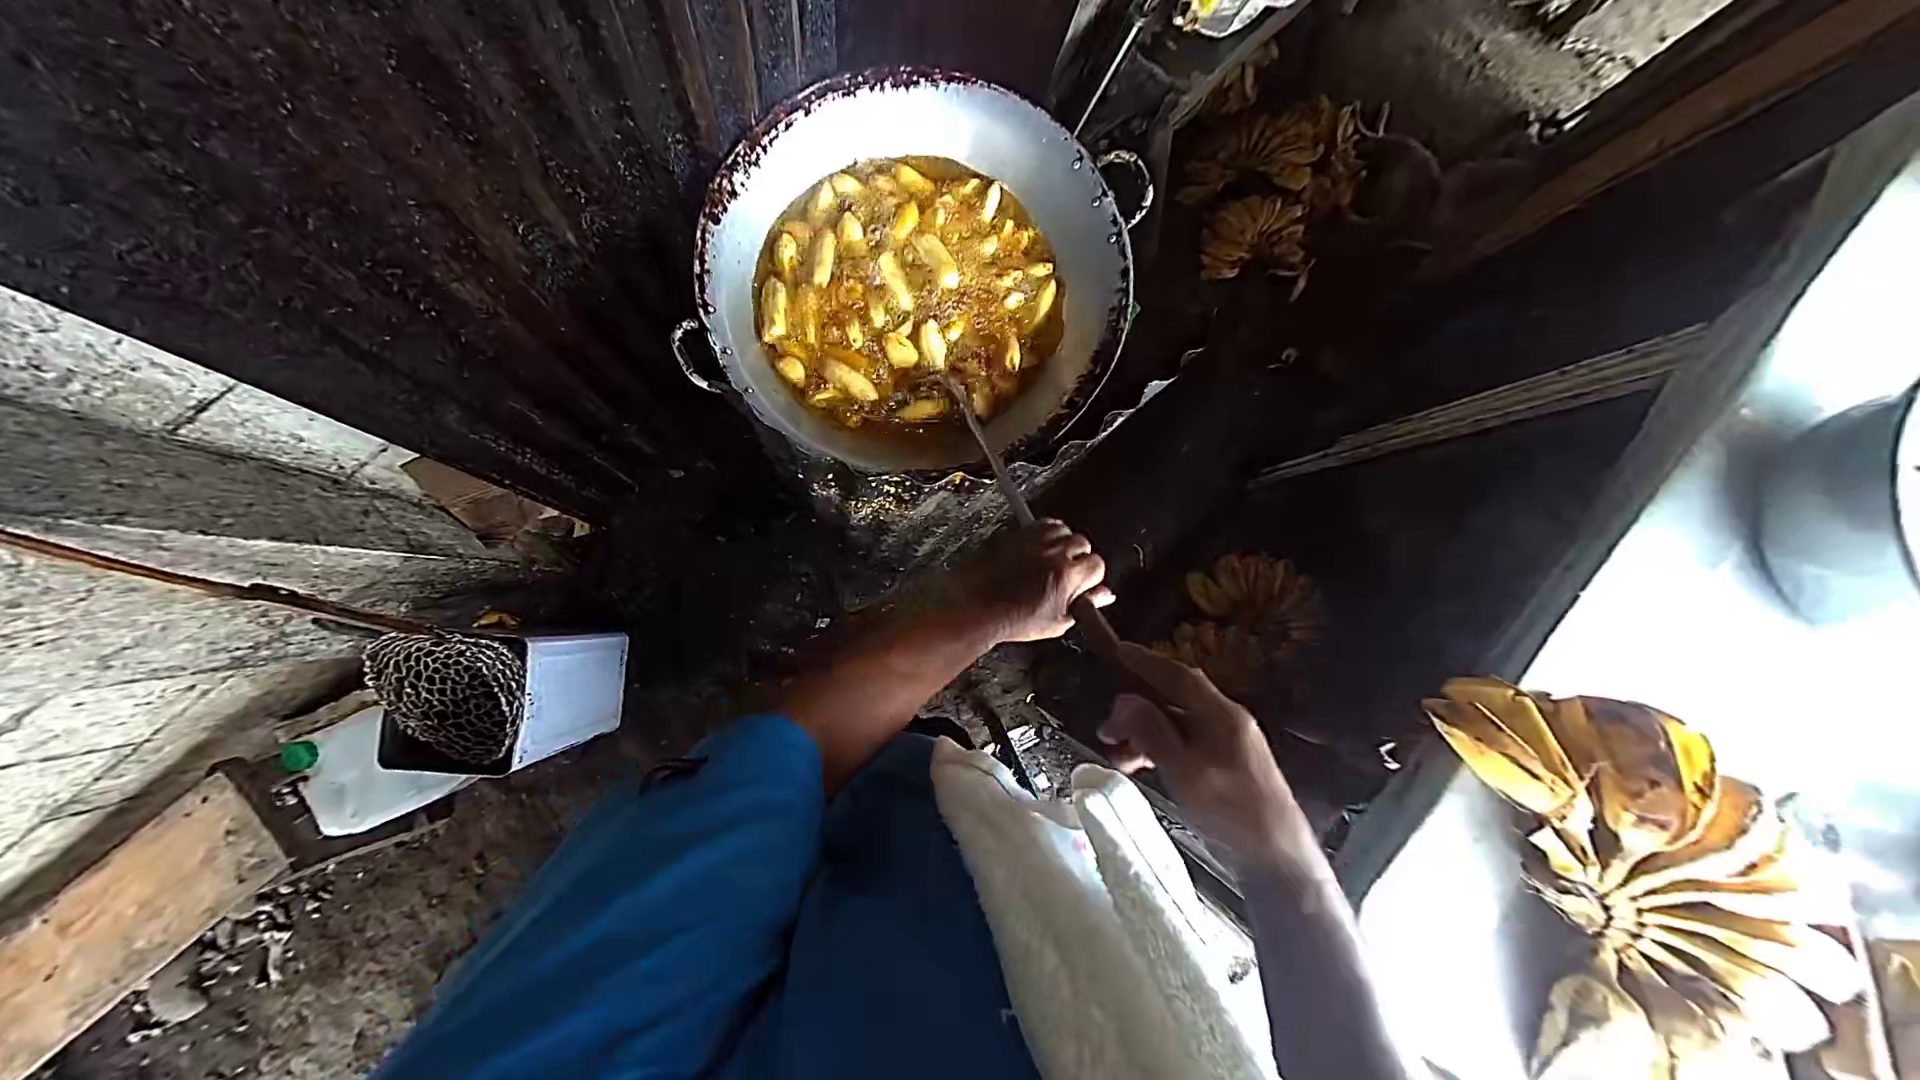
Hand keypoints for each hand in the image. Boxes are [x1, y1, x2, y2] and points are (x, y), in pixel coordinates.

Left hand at [955, 519, 1113, 642]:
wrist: (977, 606)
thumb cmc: (1012, 618)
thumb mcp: (1057, 622)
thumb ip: (1085, 605)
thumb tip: (1102, 597)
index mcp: (1067, 576)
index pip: (1097, 564)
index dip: (1091, 575)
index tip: (1084, 582)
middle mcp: (1053, 553)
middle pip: (1082, 542)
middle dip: (1078, 556)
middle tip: (1066, 572)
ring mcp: (1035, 541)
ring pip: (1062, 529)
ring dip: (1061, 542)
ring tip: (1052, 560)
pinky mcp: (1018, 534)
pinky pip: (1041, 524)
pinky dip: (1044, 532)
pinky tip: (1038, 549)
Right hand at [1099, 644, 1320, 872]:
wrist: (1280, 864)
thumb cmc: (1235, 816)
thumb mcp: (1186, 773)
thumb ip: (1153, 733)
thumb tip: (1125, 701)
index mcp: (1222, 715)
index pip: (1178, 676)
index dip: (1146, 662)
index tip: (1117, 651)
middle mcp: (1226, 721)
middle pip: (1174, 699)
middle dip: (1136, 708)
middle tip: (1106, 728)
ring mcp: (1227, 744)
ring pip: (1176, 724)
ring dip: (1143, 732)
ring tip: (1116, 752)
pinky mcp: (1225, 766)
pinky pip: (1184, 744)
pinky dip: (1158, 749)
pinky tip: (1139, 764)